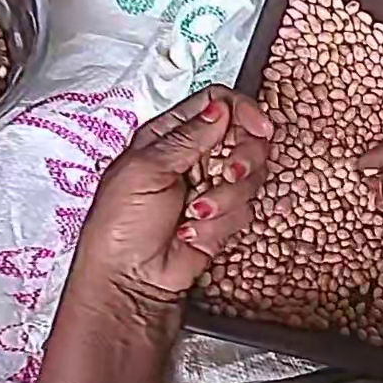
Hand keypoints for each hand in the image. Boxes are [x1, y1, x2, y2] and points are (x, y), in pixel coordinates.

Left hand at [69, 85, 271, 310]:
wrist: (132, 277)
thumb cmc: (122, 224)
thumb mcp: (146, 170)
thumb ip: (187, 137)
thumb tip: (220, 108)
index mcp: (170, 136)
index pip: (216, 105)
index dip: (242, 110)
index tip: (260, 127)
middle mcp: (196, 157)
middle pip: (245, 138)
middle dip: (244, 159)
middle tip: (229, 174)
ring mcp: (214, 187)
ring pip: (251, 176)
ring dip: (227, 198)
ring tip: (196, 215)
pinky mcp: (227, 216)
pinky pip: (247, 208)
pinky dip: (224, 223)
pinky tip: (195, 232)